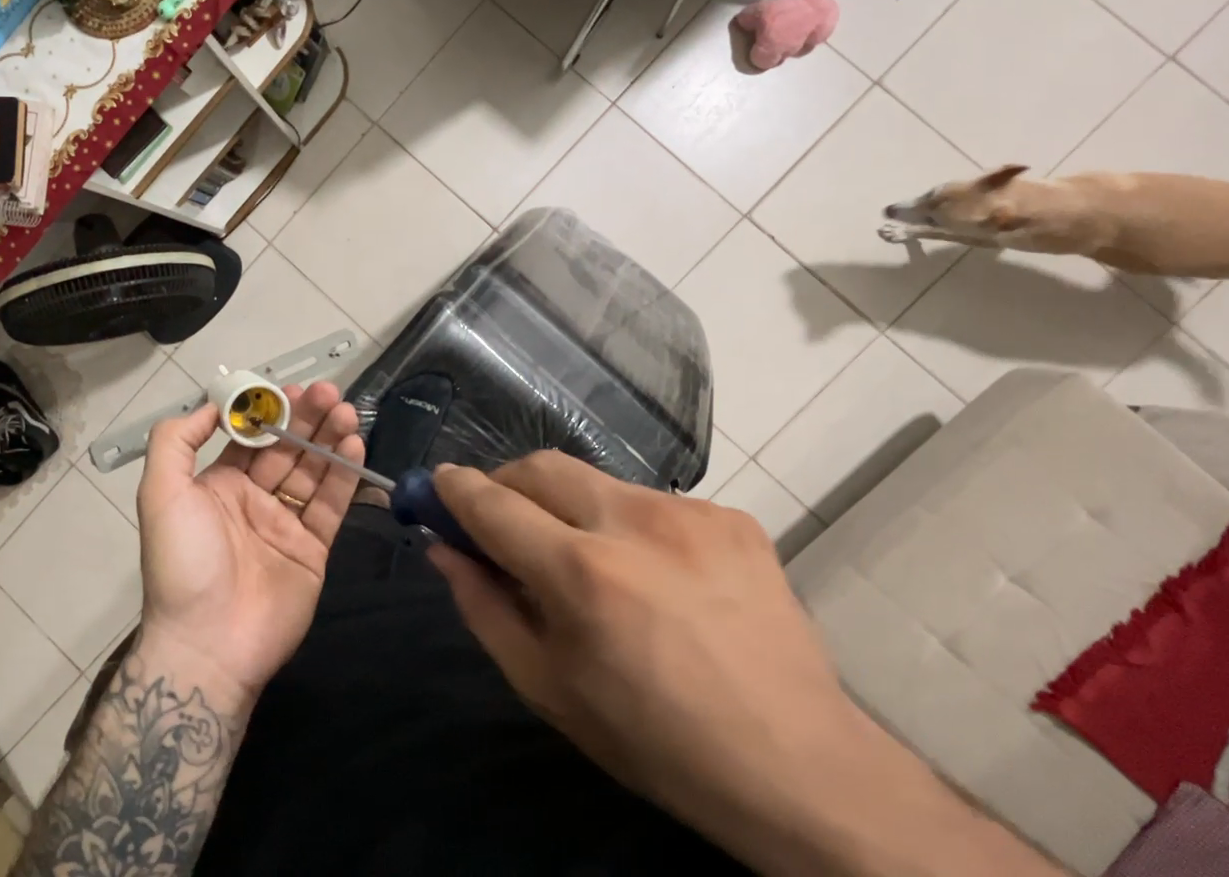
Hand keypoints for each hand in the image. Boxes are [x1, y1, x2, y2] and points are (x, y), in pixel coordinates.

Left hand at [135, 381, 363, 705]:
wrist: (209, 643)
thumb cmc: (182, 562)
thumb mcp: (161, 493)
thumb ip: (178, 442)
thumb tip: (212, 405)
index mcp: (217, 486)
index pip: (250, 437)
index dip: (270, 412)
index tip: (290, 388)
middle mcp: (253, 500)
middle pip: (287, 449)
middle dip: (307, 419)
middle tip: (328, 392)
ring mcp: (285, 525)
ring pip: (313, 471)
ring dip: (329, 439)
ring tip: (346, 411)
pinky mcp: (313, 549)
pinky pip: (331, 506)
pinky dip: (344, 476)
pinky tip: (354, 447)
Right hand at [427, 453, 1060, 876]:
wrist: (793, 762)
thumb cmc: (651, 739)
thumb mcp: (546, 685)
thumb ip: (484, 606)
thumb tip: (443, 550)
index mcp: (580, 572)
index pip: (492, 502)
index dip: (454, 489)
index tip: (436, 485)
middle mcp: (633, 521)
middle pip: (542, 465)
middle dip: (506, 483)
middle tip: (500, 521)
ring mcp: (690, 513)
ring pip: (599, 483)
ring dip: (571, 508)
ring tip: (591, 565)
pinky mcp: (732, 517)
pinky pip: (654, 504)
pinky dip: (630, 527)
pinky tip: (654, 578)